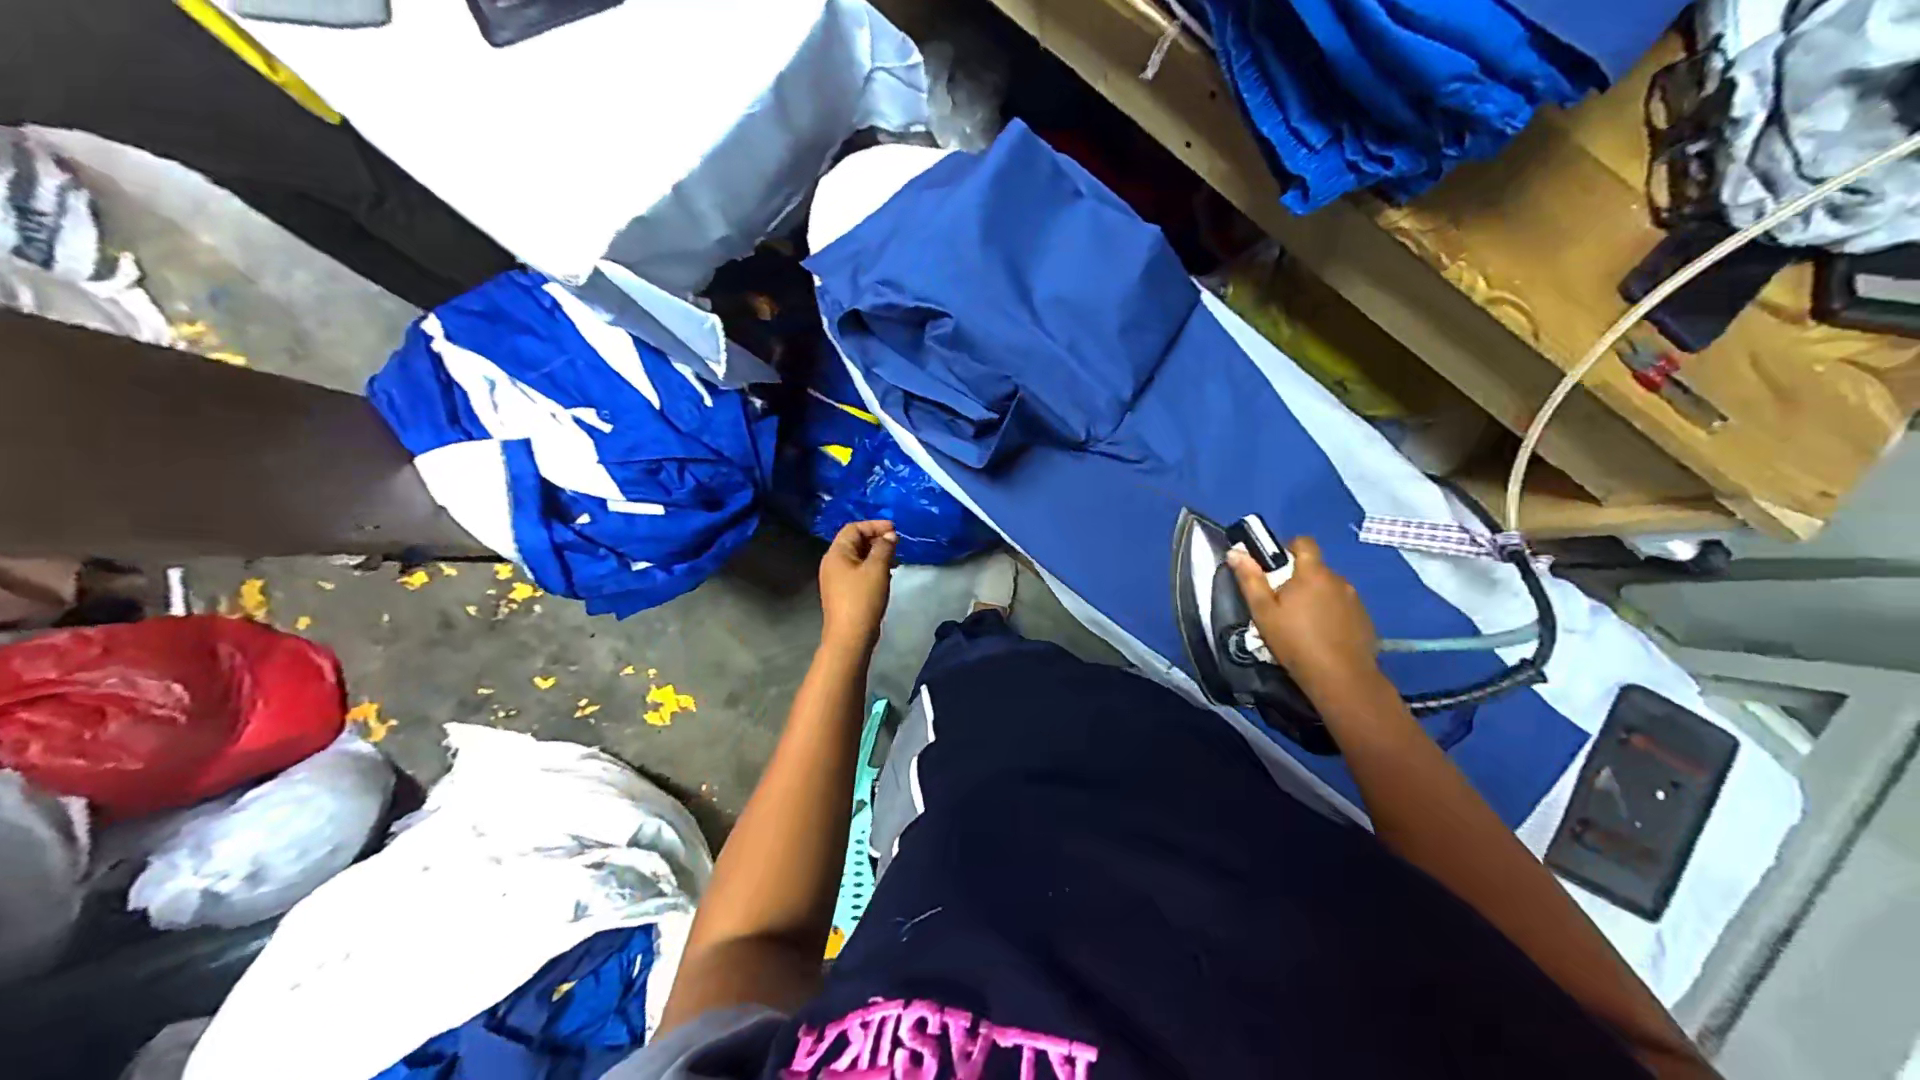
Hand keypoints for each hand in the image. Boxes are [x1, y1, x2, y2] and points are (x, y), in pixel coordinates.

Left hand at [819, 520, 897, 651]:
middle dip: (876, 539)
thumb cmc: (863, 599)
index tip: (895, 530)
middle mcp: (832, 563)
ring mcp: (836, 579)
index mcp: (836, 553)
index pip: (853, 528)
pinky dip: (872, 568)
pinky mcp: (843, 592)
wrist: (850, 636)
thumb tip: (890, 535)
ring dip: (876, 554)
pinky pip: (858, 571)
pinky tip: (886, 575)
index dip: (874, 525)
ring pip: (857, 557)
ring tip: (895, 559)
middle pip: (854, 542)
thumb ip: (884, 548)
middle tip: (897, 544)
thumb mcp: (877, 569)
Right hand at [1227, 535, 1378, 691]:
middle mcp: (1338, 580)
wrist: (1341, 678)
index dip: (1289, 548)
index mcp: (1312, 573)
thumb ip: (1250, 579)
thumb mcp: (1263, 612)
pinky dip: (1331, 613)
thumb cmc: (1295, 641)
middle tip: (1282, 603)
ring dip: (1316, 596)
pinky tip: (1322, 635)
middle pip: (1315, 568)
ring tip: (1302, 622)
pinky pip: (1343, 606)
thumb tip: (1235, 551)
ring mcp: (1355, 599)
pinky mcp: (1365, 618)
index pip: (1304, 542)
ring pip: (1329, 588)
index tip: (1275, 567)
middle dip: (1298, 578)